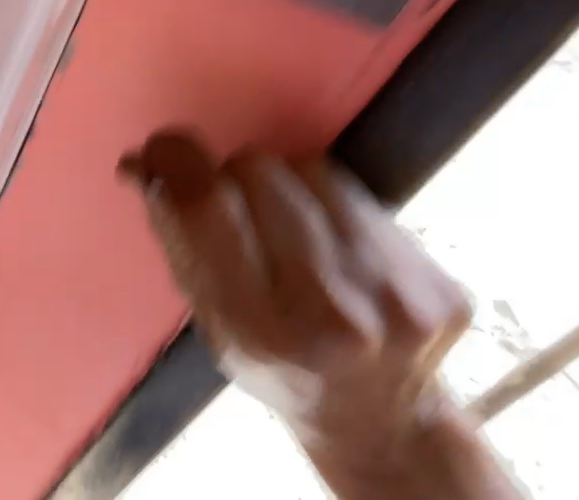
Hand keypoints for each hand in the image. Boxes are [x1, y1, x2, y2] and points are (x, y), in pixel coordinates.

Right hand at [121, 131, 471, 450]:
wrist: (382, 426)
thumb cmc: (272, 366)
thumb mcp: (207, 319)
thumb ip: (176, 238)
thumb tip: (140, 162)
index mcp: (257, 325)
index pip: (205, 202)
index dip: (176, 159)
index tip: (163, 152)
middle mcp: (331, 311)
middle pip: (257, 170)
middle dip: (232, 176)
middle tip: (234, 207)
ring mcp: (396, 296)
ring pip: (309, 169)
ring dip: (284, 184)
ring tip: (286, 224)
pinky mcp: (439, 284)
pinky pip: (361, 196)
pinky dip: (332, 203)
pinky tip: (333, 243)